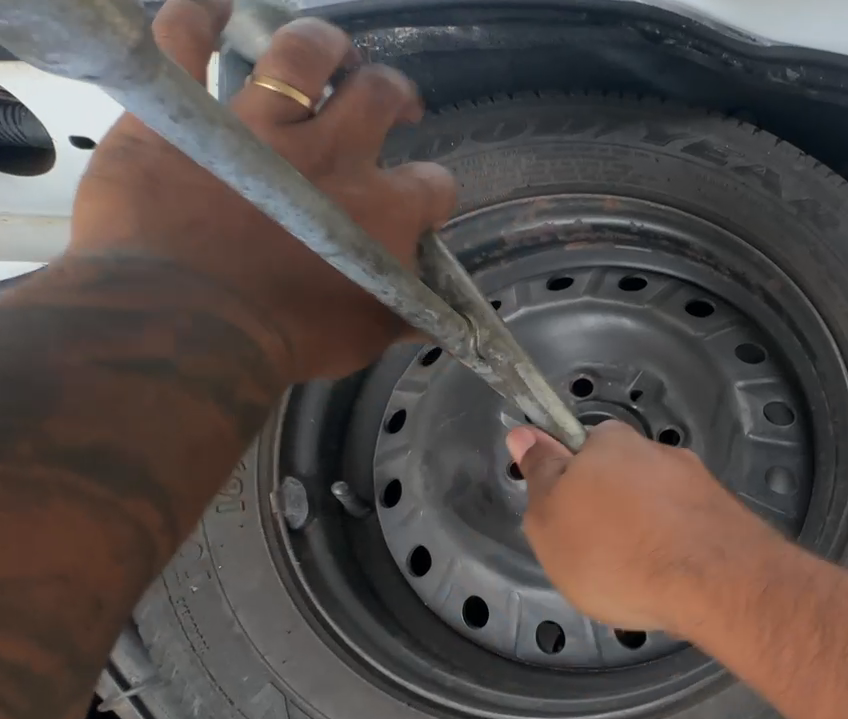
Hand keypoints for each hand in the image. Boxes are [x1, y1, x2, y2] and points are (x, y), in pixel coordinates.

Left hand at [66, 0, 455, 381]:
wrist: (192, 320)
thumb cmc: (295, 333)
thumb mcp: (376, 330)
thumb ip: (409, 308)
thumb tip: (433, 315)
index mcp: (388, 209)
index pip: (436, 183)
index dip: (433, 191)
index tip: (420, 204)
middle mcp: (335, 154)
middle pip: (379, 94)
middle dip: (393, 92)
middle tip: (390, 100)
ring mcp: (257, 127)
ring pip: (301, 55)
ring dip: (322, 44)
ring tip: (328, 48)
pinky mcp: (185, 114)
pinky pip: (186, 41)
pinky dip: (199, 16)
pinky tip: (216, 9)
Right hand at [506, 424, 786, 635]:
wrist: (713, 584)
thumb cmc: (620, 554)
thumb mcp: (550, 520)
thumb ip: (540, 476)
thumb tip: (526, 436)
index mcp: (612, 442)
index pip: (580, 447)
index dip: (569, 482)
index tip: (569, 517)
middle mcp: (661, 453)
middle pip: (625, 477)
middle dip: (613, 508)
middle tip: (600, 551)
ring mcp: (701, 484)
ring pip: (661, 504)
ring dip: (651, 529)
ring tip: (639, 572)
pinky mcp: (729, 516)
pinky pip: (692, 528)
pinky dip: (681, 547)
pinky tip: (673, 577)